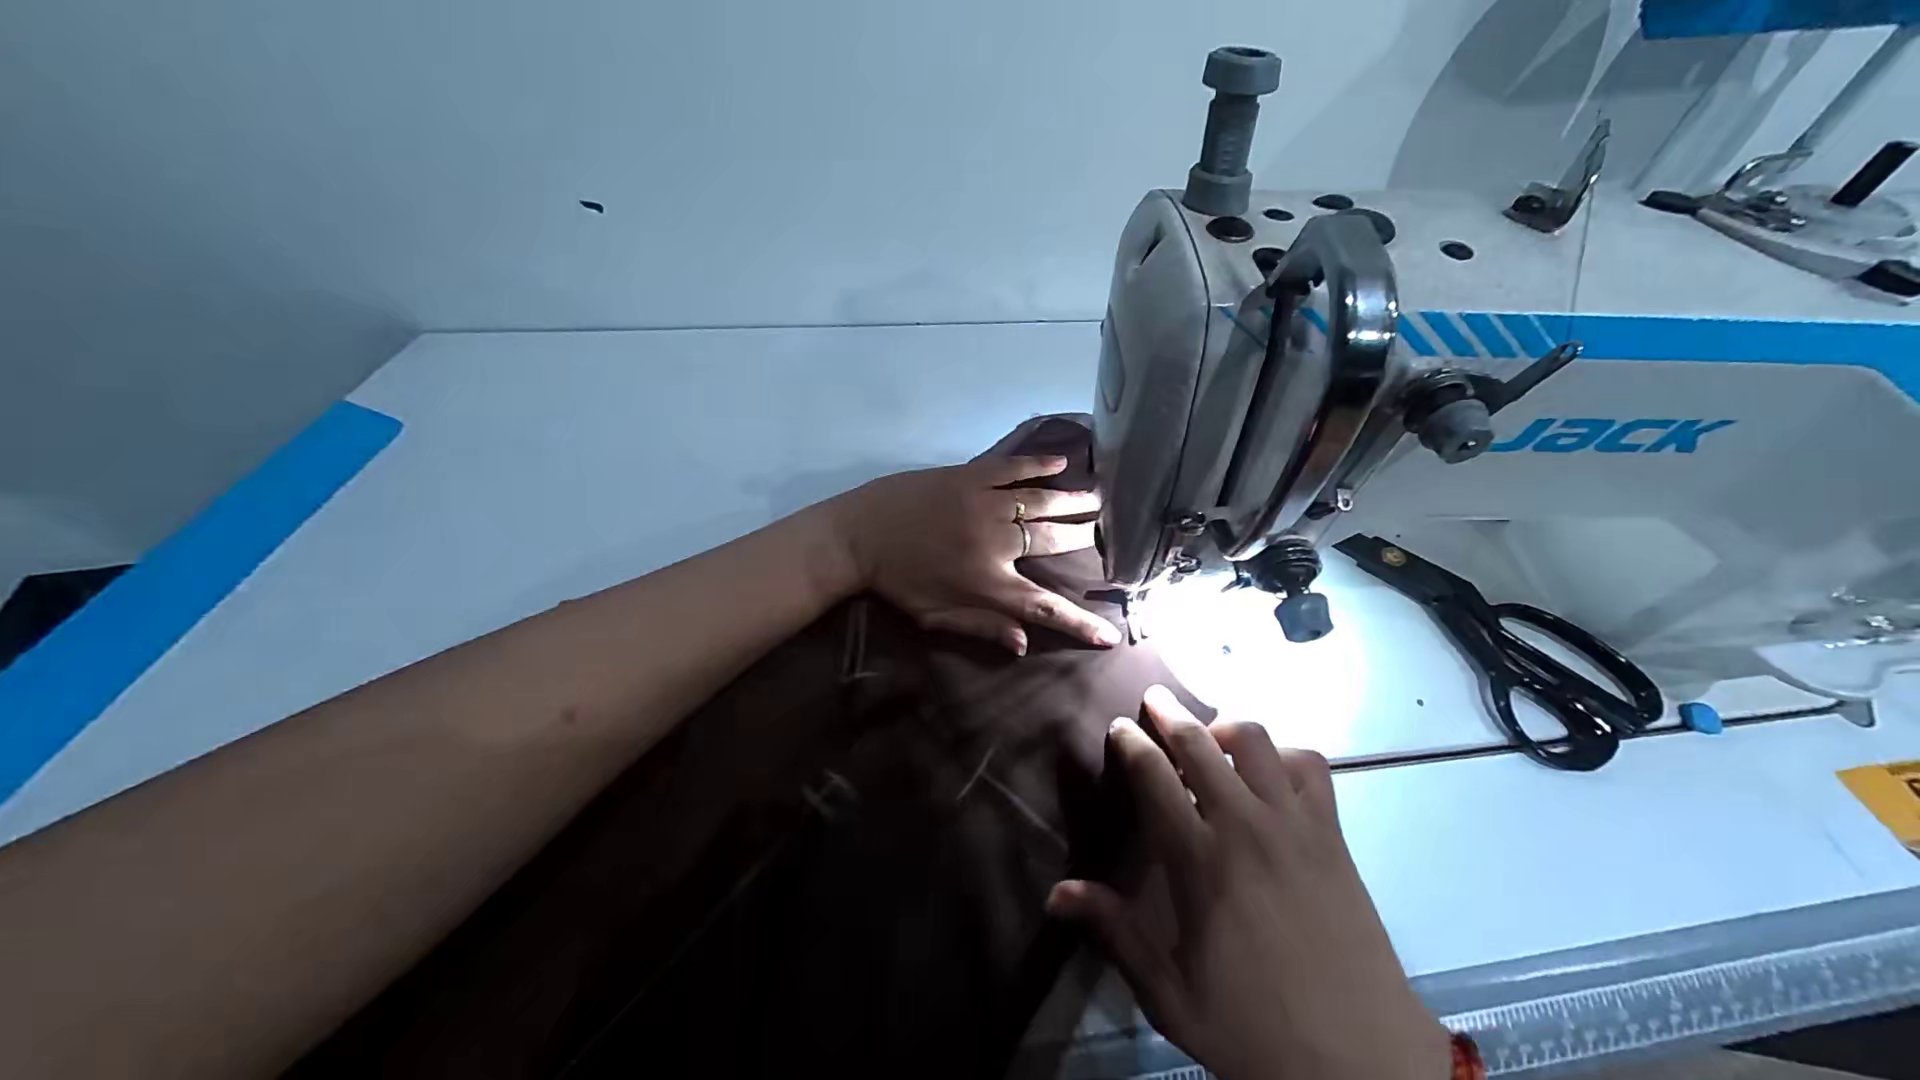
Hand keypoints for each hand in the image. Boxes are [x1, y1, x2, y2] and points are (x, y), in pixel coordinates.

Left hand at [826, 454, 1120, 654]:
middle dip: (1083, 538)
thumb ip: (981, 627)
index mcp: (987, 583)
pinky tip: (1062, 462)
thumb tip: (1023, 645)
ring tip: (1098, 497)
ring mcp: (984, 504)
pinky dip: (1038, 464)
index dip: (1079, 622)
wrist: (857, 535)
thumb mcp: (936, 616)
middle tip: (1105, 532)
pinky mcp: (969, 477)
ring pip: (1039, 501)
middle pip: (1051, 540)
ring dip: (1072, 500)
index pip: (1043, 607)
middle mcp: (995, 542)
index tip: (1110, 633)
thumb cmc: (896, 581)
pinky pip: (1012, 468)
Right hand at [1048, 686, 1449, 1079]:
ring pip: (1257, 741)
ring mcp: (1295, 826)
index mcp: (1200, 861)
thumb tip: (1056, 892)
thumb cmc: (1256, 1027)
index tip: (1119, 726)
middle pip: (1201, 743)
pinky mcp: (1333, 835)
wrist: (1366, 1060)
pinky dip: (1286, 754)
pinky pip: (1311, 767)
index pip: (1155, 776)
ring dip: (1225, 727)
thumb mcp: (1170, 995)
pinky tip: (1270, 771)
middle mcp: (1246, 827)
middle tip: (1153, 699)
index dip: (1132, 742)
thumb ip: (1114, 933)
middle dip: (1170, 713)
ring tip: (1208, 736)